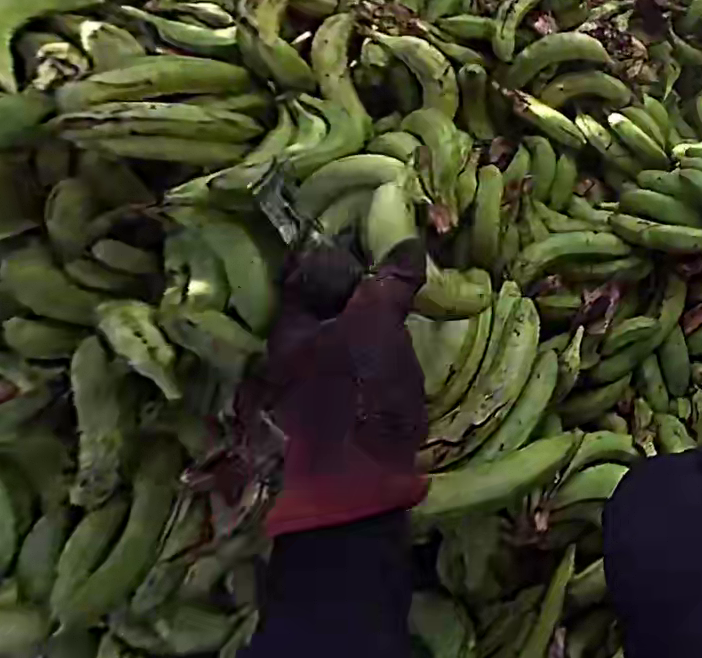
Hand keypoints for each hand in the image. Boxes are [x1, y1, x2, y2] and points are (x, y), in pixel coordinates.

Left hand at [263, 241, 429, 535]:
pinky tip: (410, 317)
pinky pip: (366, 339)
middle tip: (401, 253)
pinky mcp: (349, 386)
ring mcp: (321, 369)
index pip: (307, 272)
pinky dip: (385, 323)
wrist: (365, 473)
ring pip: (350, 317)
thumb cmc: (358, 396)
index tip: (374, 228)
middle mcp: (297, 347)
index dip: (338, 248)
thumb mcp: (375, 330)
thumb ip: (387, 285)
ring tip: (412, 279)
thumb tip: (408, 243)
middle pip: (330, 294)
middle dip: (363, 272)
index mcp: (288, 331)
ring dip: (377, 298)